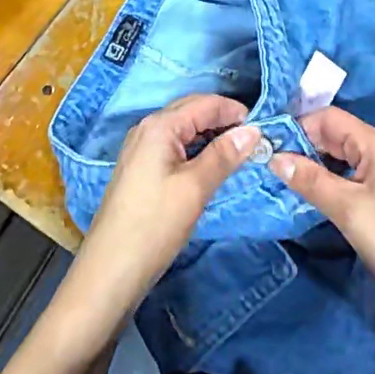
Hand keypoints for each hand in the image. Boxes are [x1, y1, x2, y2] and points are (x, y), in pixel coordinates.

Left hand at [78, 94, 261, 311]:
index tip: (264, 129)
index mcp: (160, 125)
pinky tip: (212, 165)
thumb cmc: (154, 225)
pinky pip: (175, 144)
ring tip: (239, 153)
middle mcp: (148, 128)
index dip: (235, 111)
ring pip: (184, 128)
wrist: (110, 270)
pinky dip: (197, 148)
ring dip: (212, 135)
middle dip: (225, 120)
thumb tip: (253, 130)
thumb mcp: (195, 187)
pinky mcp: (141, 167)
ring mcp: (141, 147)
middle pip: (193, 110)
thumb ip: (224, 155)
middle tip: (254, 140)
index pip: (205, 103)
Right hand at [269, 107, 374, 373]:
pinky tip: (315, 189)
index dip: (299, 127)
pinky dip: (332, 175)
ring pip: (344, 153)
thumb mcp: (347, 209)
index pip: (330, 118)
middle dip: (305, 143)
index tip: (271, 144)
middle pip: (337, 133)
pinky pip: (353, 170)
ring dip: (317, 160)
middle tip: (273, 161)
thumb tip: (274, 157)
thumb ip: (310, 179)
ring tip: (288, 175)